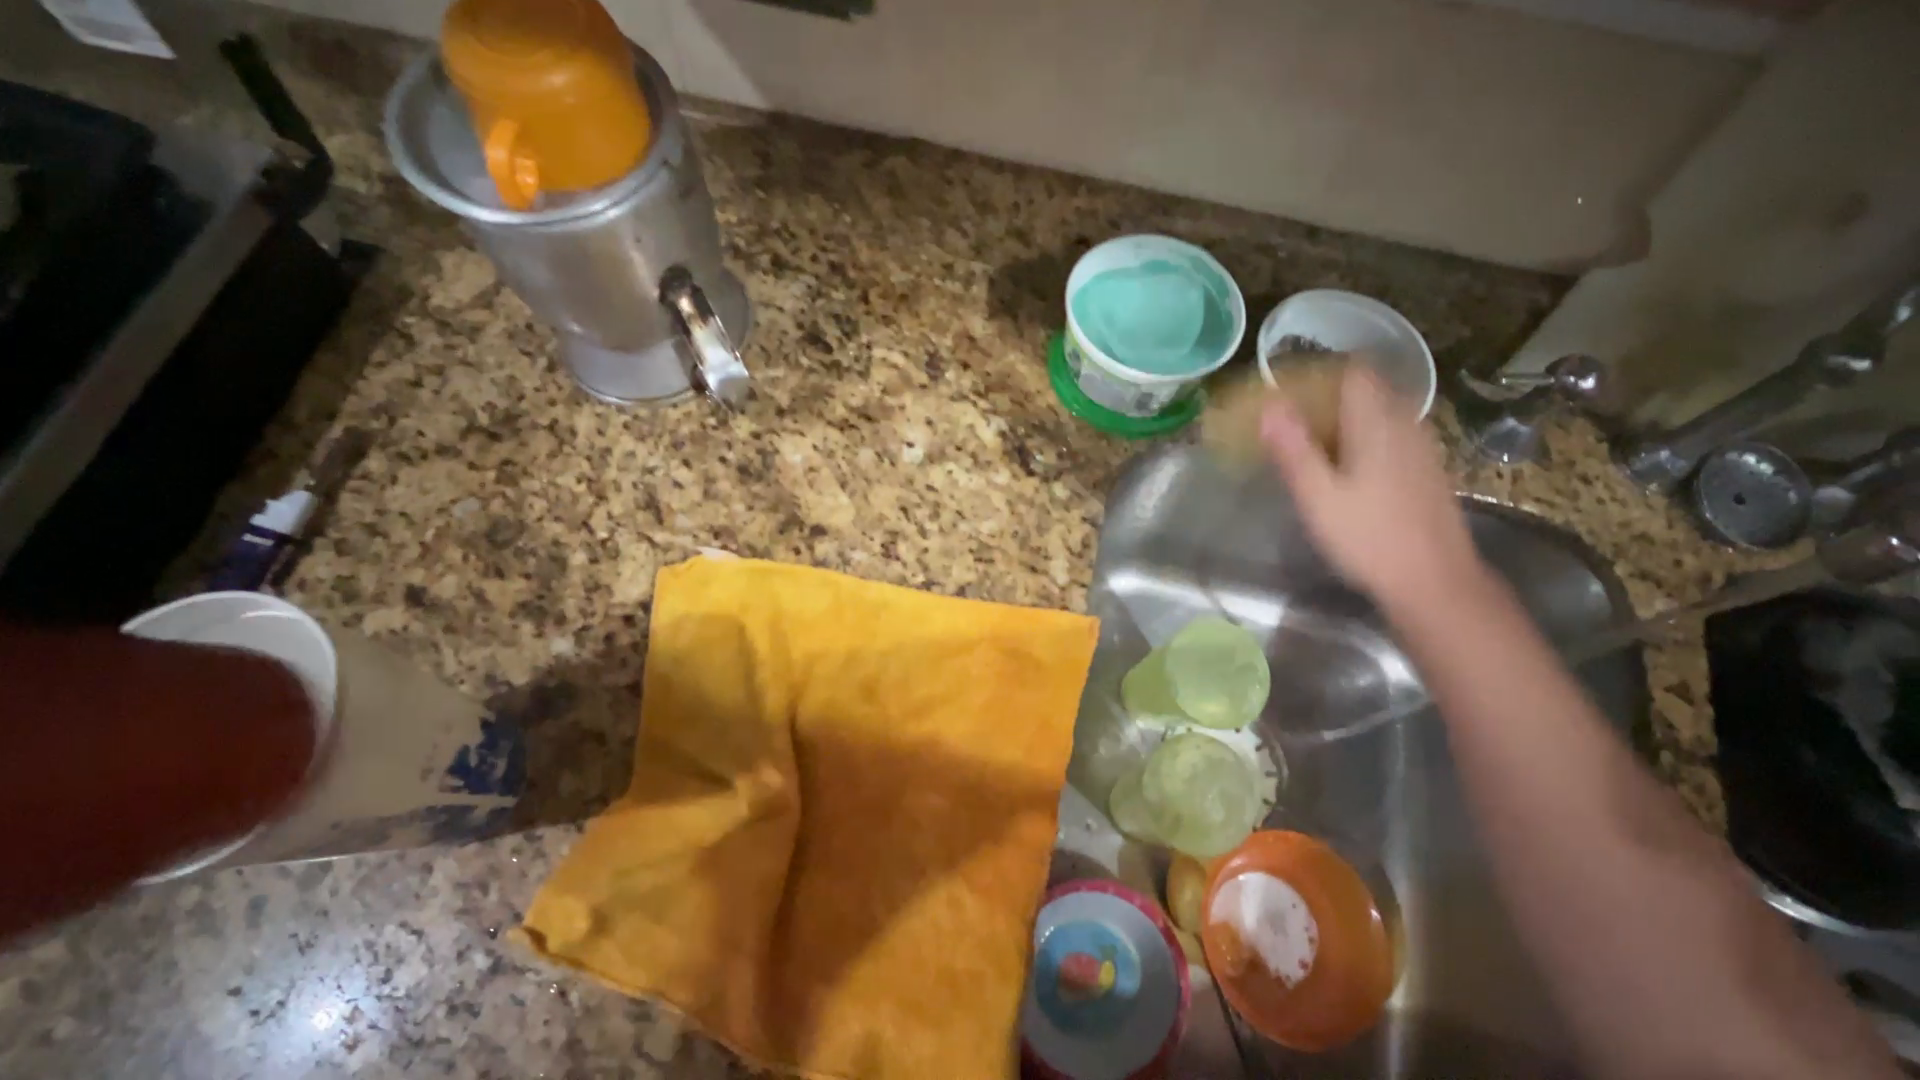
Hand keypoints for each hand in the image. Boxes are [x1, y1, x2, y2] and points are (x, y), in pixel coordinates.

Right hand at [1259, 364, 1482, 610]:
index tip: (1293, 390)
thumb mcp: (1319, 498)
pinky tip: (1354, 471)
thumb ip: (1293, 450)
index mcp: (1377, 423)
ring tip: (1321, 444)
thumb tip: (1269, 405)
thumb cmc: (1369, 539)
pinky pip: (1397, 435)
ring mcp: (1424, 447)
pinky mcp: (1430, 470)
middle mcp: (1406, 424)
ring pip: (1387, 412)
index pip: (1356, 370)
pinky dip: (1372, 438)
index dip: (1324, 373)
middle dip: (1335, 395)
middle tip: (1299, 420)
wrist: (1434, 581)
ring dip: (1354, 418)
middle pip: (1372, 388)